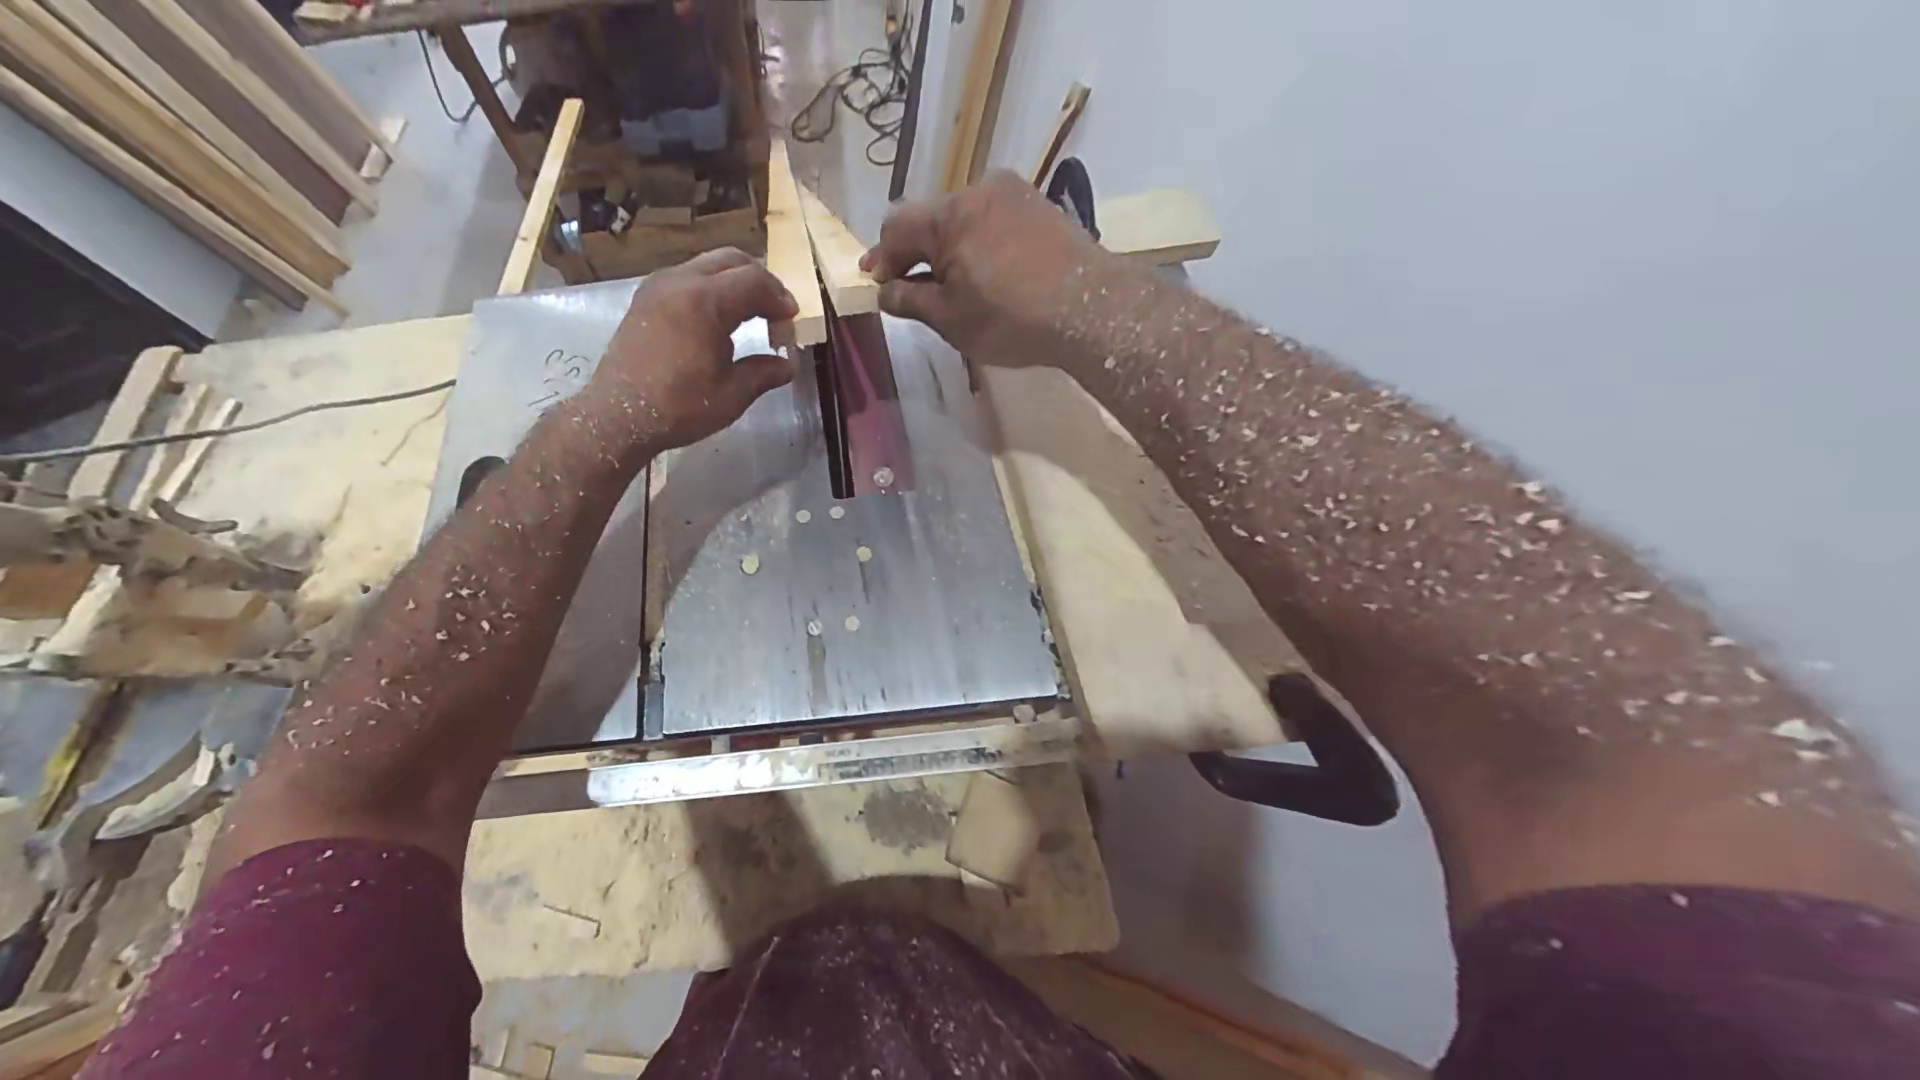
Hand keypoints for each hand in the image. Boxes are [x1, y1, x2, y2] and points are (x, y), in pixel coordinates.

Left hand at [584, 248, 798, 454]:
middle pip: (733, 260)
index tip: (792, 321)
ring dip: (736, 283)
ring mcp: (658, 286)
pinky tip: (720, 319)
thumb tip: (788, 364)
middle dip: (762, 282)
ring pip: (709, 264)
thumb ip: (765, 371)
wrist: (618, 416)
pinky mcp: (646, 297)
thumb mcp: (733, 394)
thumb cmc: (679, 407)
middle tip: (777, 312)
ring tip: (752, 315)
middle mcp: (679, 281)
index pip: (755, 281)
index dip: (780, 299)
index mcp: (704, 301)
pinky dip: (713, 288)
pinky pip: (688, 276)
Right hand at [859, 170, 1140, 364]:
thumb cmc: (1013, 318)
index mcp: (950, 214)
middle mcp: (980, 190)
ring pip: (965, 220)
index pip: (897, 227)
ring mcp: (1016, 194)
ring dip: (951, 249)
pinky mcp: (1041, 207)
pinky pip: (995, 222)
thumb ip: (911, 300)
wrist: (1093, 309)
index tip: (876, 284)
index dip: (882, 257)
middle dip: (917, 253)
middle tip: (911, 286)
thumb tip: (886, 292)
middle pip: (932, 219)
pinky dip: (981, 245)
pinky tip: (989, 273)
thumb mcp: (951, 319)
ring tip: (954, 285)